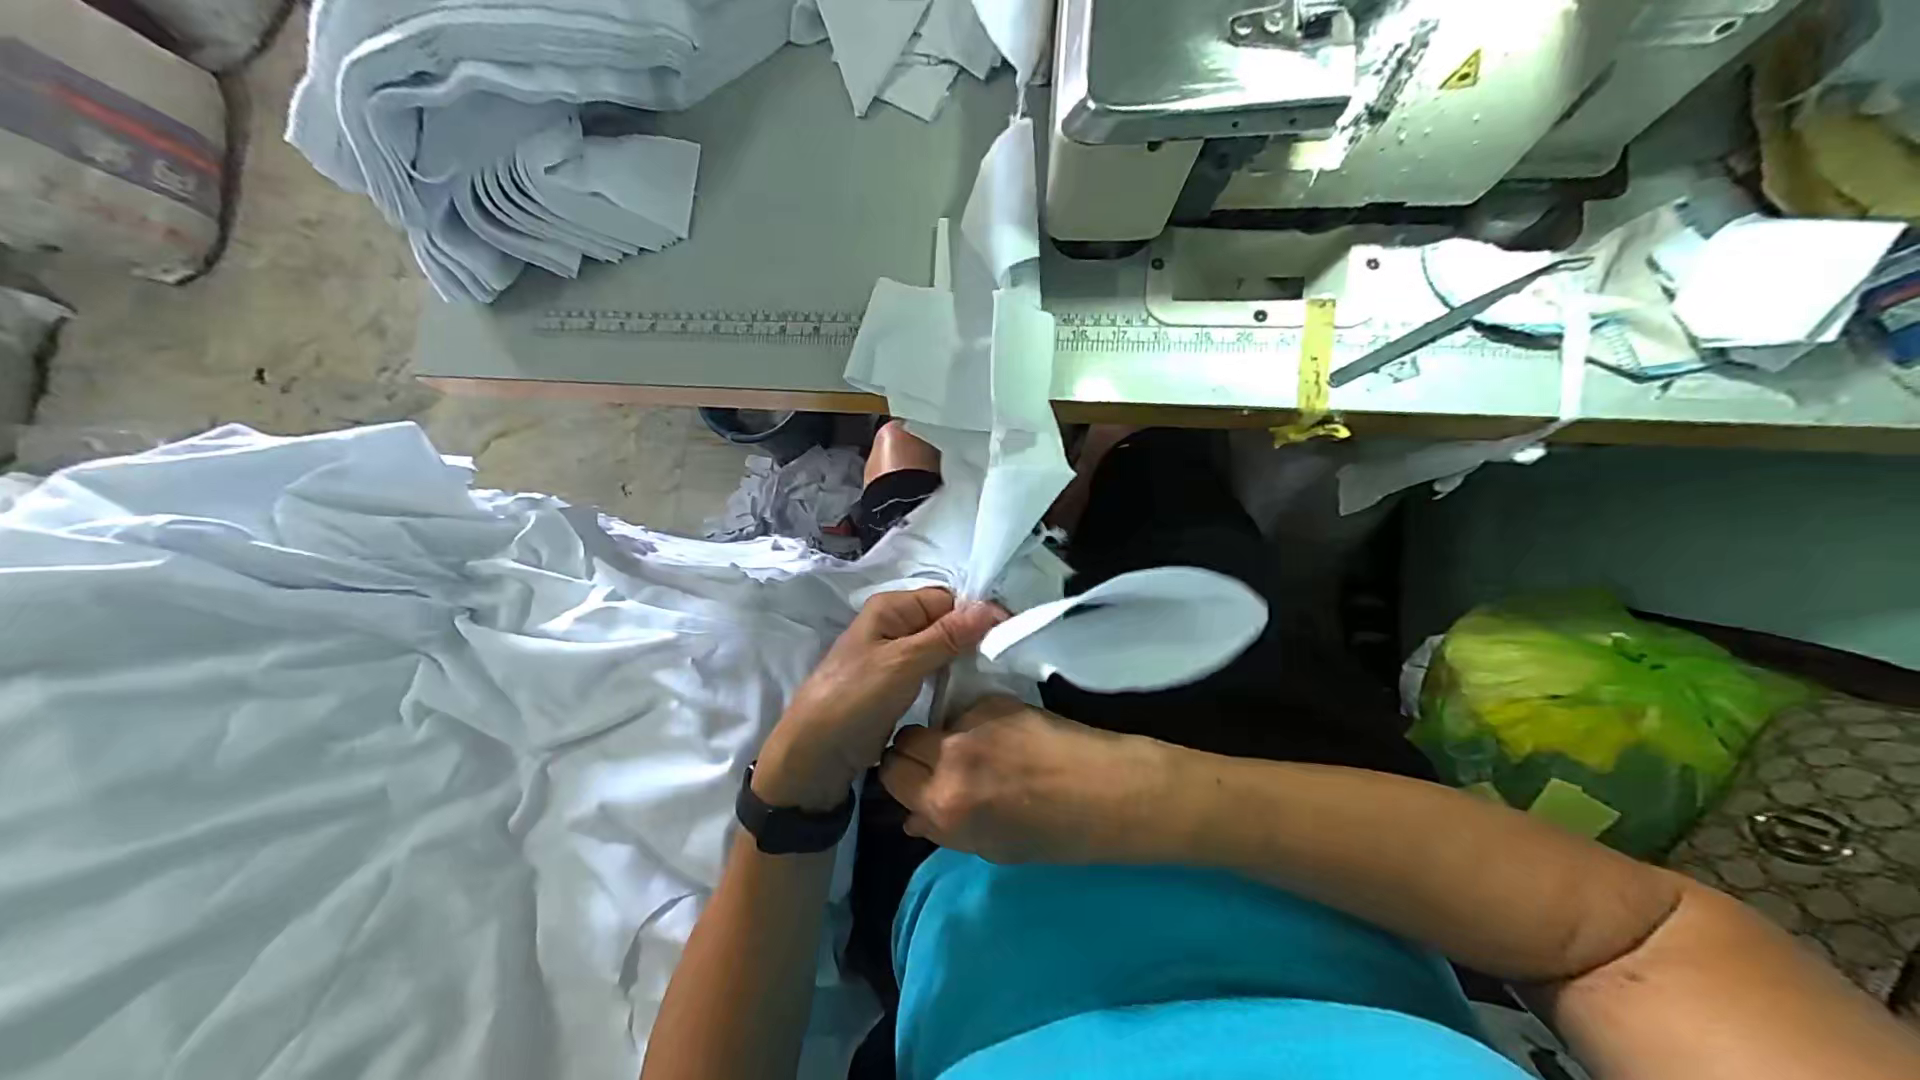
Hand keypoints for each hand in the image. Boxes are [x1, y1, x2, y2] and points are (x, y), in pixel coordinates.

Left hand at [754, 589, 1004, 810]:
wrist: (814, 757)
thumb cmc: (853, 701)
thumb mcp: (902, 664)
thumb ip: (946, 636)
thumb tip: (991, 606)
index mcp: (891, 608)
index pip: (947, 599)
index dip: (977, 614)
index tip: (1009, 635)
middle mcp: (895, 625)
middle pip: (946, 621)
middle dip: (973, 636)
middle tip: (1005, 659)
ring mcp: (896, 657)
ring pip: (942, 647)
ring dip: (964, 658)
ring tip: (993, 675)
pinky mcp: (899, 685)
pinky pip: (933, 671)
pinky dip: (951, 677)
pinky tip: (971, 689)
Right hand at [878, 696, 1176, 863]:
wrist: (1110, 791)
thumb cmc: (1058, 834)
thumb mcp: (993, 848)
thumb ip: (943, 830)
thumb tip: (911, 818)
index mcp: (945, 803)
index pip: (890, 774)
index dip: (900, 779)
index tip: (914, 782)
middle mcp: (950, 758)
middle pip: (903, 740)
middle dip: (913, 752)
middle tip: (937, 764)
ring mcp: (974, 722)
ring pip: (936, 720)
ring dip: (944, 734)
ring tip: (976, 749)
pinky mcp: (997, 699)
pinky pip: (967, 709)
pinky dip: (974, 721)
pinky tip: (1003, 735)